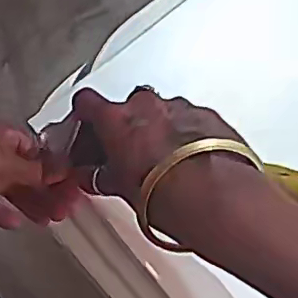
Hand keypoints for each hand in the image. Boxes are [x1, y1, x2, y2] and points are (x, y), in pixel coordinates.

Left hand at [0, 122, 76, 228]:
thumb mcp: (7, 164)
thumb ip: (37, 170)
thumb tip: (63, 169)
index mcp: (1, 133)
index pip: (36, 149)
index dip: (54, 168)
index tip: (68, 186)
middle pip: (24, 170)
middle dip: (44, 190)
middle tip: (61, 209)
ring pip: (8, 187)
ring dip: (29, 203)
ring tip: (46, 219)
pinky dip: (2, 210)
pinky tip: (14, 222)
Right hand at [68, 88, 266, 232]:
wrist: (212, 194)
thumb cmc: (163, 190)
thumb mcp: (120, 187)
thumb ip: (104, 174)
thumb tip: (98, 177)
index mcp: (117, 117)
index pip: (87, 103)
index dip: (85, 115)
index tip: (87, 126)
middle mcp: (147, 104)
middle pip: (129, 106)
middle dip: (128, 126)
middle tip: (128, 155)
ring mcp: (179, 107)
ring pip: (162, 112)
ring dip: (159, 130)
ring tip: (162, 162)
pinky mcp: (208, 115)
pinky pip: (191, 119)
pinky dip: (187, 134)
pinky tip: (187, 160)